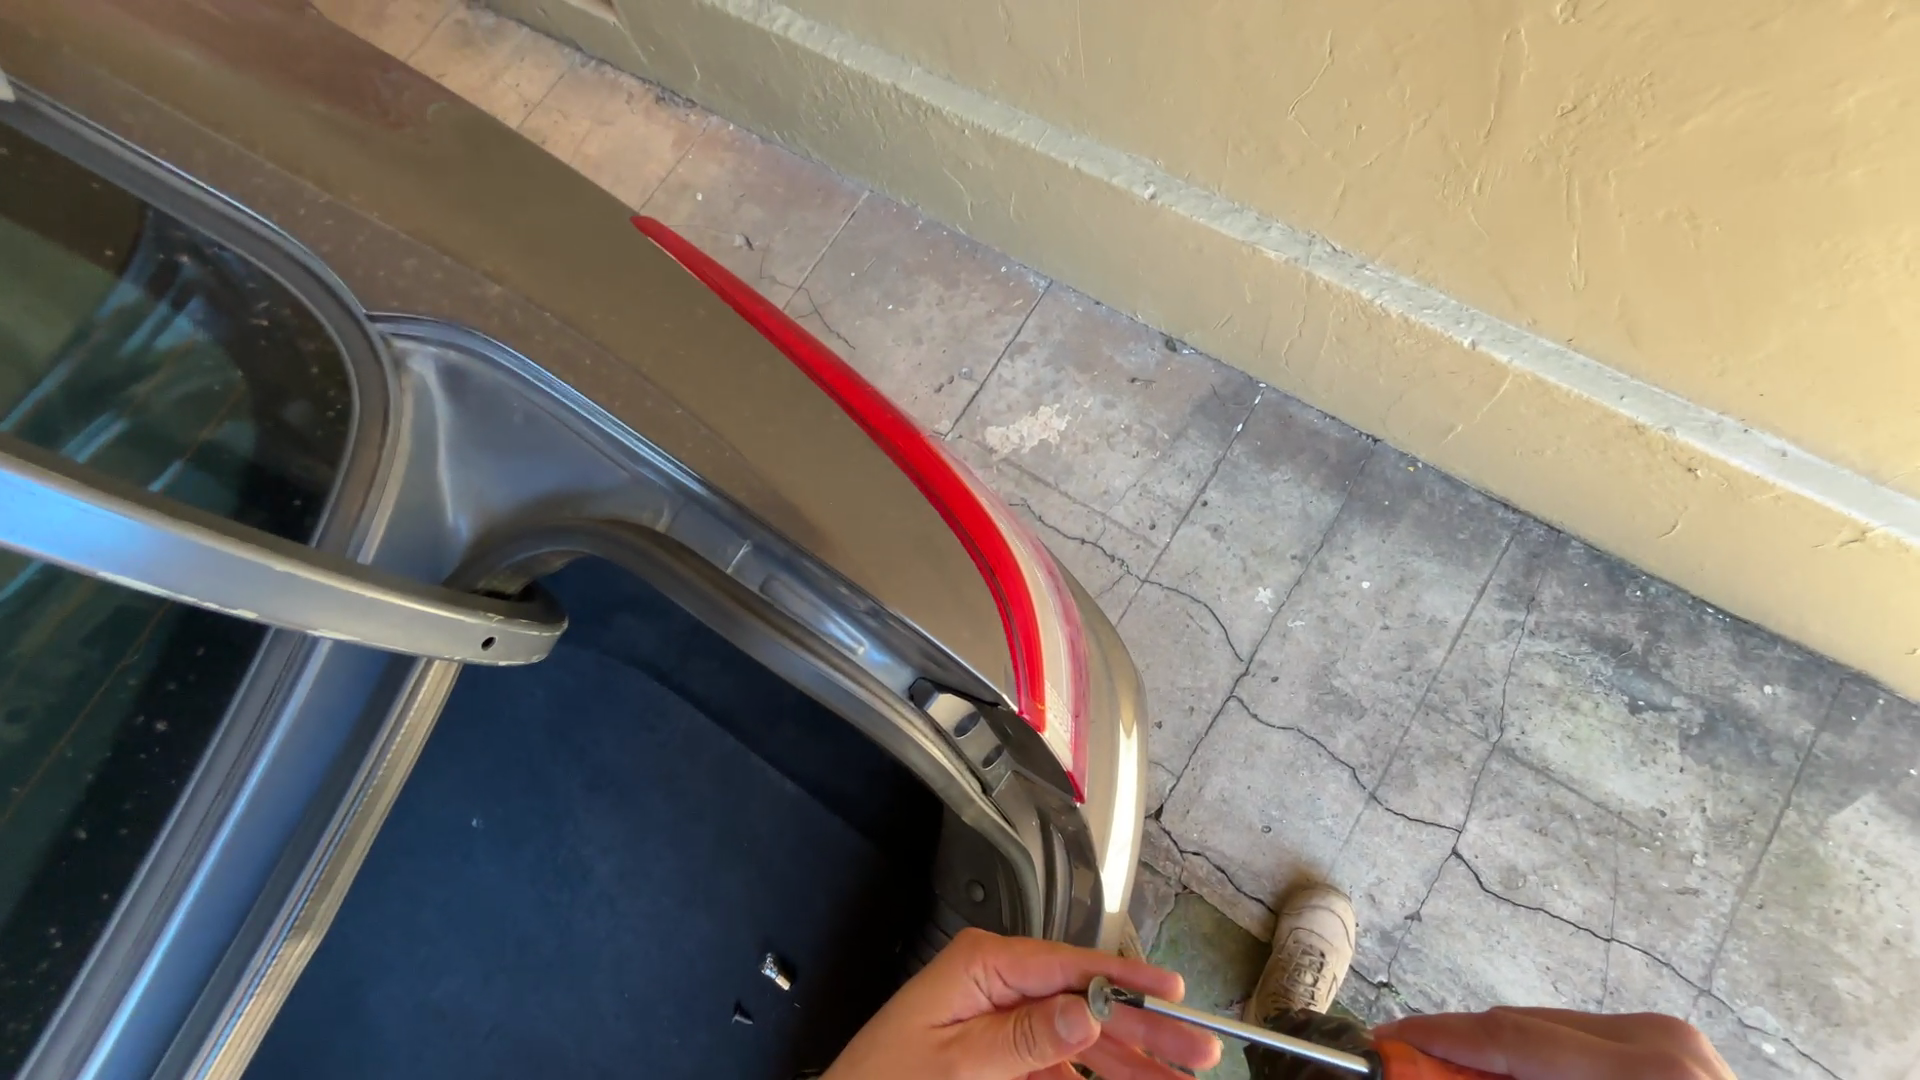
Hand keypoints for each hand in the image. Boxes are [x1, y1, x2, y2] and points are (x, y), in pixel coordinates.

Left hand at [822, 928, 1221, 1079]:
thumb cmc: (886, 1077)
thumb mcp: (957, 1060)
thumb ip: (1023, 1037)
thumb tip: (1085, 1010)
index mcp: (985, 965)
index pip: (1069, 964)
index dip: (1125, 978)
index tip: (1173, 992)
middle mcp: (999, 982)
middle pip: (1084, 1002)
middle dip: (1141, 1026)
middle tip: (1196, 1049)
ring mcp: (1004, 1017)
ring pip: (1079, 1037)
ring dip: (1128, 1060)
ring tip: (1177, 1076)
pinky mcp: (1004, 1050)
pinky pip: (1059, 1063)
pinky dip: (1094, 1078)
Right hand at [1375, 1007, 1734, 1079]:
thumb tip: (1422, 1076)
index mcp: (1643, 1072)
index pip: (1509, 1035)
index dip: (1436, 1037)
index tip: (1384, 1040)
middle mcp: (1659, 1040)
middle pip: (1519, 1026)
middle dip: (1460, 1048)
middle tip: (1410, 1064)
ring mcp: (1670, 1037)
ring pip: (1543, 1027)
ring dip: (1500, 1055)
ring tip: (1468, 1074)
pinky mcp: (1673, 1043)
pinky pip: (1575, 1038)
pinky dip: (1539, 1059)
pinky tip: (1519, 1077)